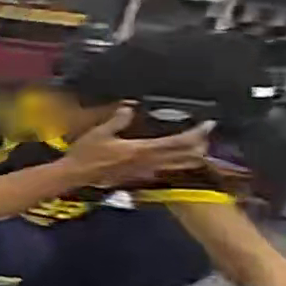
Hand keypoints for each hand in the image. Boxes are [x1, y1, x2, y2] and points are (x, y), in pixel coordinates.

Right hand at [62, 105, 213, 187]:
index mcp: (142, 149)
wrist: (77, 175)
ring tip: (197, 147)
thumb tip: (129, 108)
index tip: (208, 124)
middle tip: (204, 135)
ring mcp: (148, 172)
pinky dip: (179, 164)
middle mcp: (151, 162)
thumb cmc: (86, 155)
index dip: (198, 133)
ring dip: (194, 156)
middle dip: (201, 145)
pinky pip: (169, 171)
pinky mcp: (142, 178)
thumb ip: (117, 120)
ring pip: (182, 166)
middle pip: (188, 156)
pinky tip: (175, 159)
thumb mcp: (98, 133)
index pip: (180, 142)